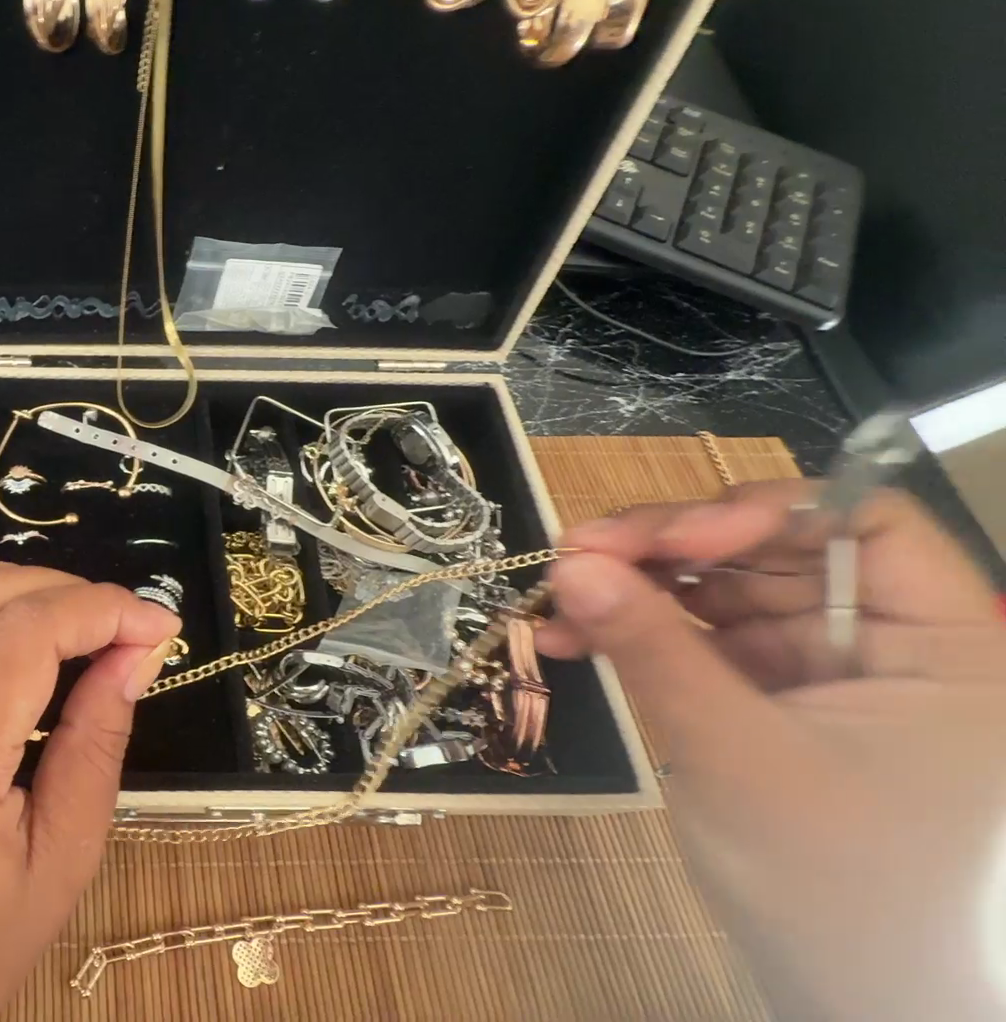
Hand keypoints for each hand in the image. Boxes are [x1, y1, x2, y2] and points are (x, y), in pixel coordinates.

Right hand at [539, 481, 1005, 1021]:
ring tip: (553, 593)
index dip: (763, 513)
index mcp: (936, 645)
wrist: (842, 985)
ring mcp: (808, 663)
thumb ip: (653, 649)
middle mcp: (875, 637)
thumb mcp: (736, 752)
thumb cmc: (833, 879)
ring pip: (712, 586)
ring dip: (628, 583)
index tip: (670, 540)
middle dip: (665, 544)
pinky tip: (562, 637)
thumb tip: (569, 565)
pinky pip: (683, 634)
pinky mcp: (752, 689)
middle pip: (766, 547)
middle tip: (575, 551)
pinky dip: (623, 628)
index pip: (862, 524)